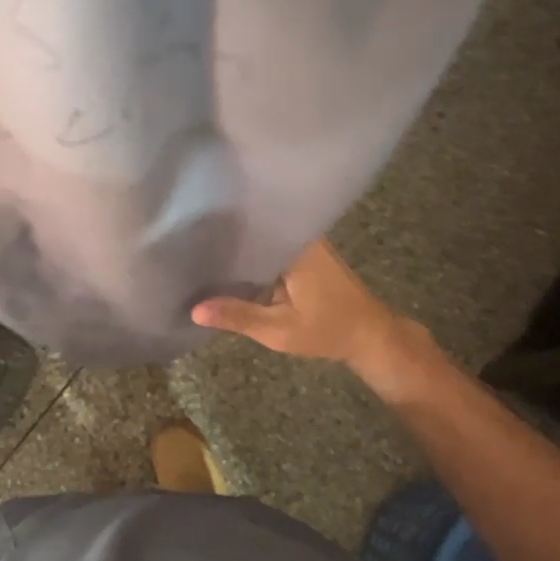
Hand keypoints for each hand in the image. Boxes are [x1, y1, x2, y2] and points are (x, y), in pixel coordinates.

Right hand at [191, 240, 427, 384]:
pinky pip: (270, 246)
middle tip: (188, 239)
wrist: (371, 338)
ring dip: (238, 245)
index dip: (222, 226)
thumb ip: (238, 316)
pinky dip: (252, 255)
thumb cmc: (328, 330)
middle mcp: (299, 236)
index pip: (252, 223)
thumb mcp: (280, 330)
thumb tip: (194, 310)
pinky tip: (227, 263)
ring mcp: (303, 243)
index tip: (191, 227)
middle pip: (255, 227)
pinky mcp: (303, 254)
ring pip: (262, 237)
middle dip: (225, 235)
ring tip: (199, 247)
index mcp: (295, 246)